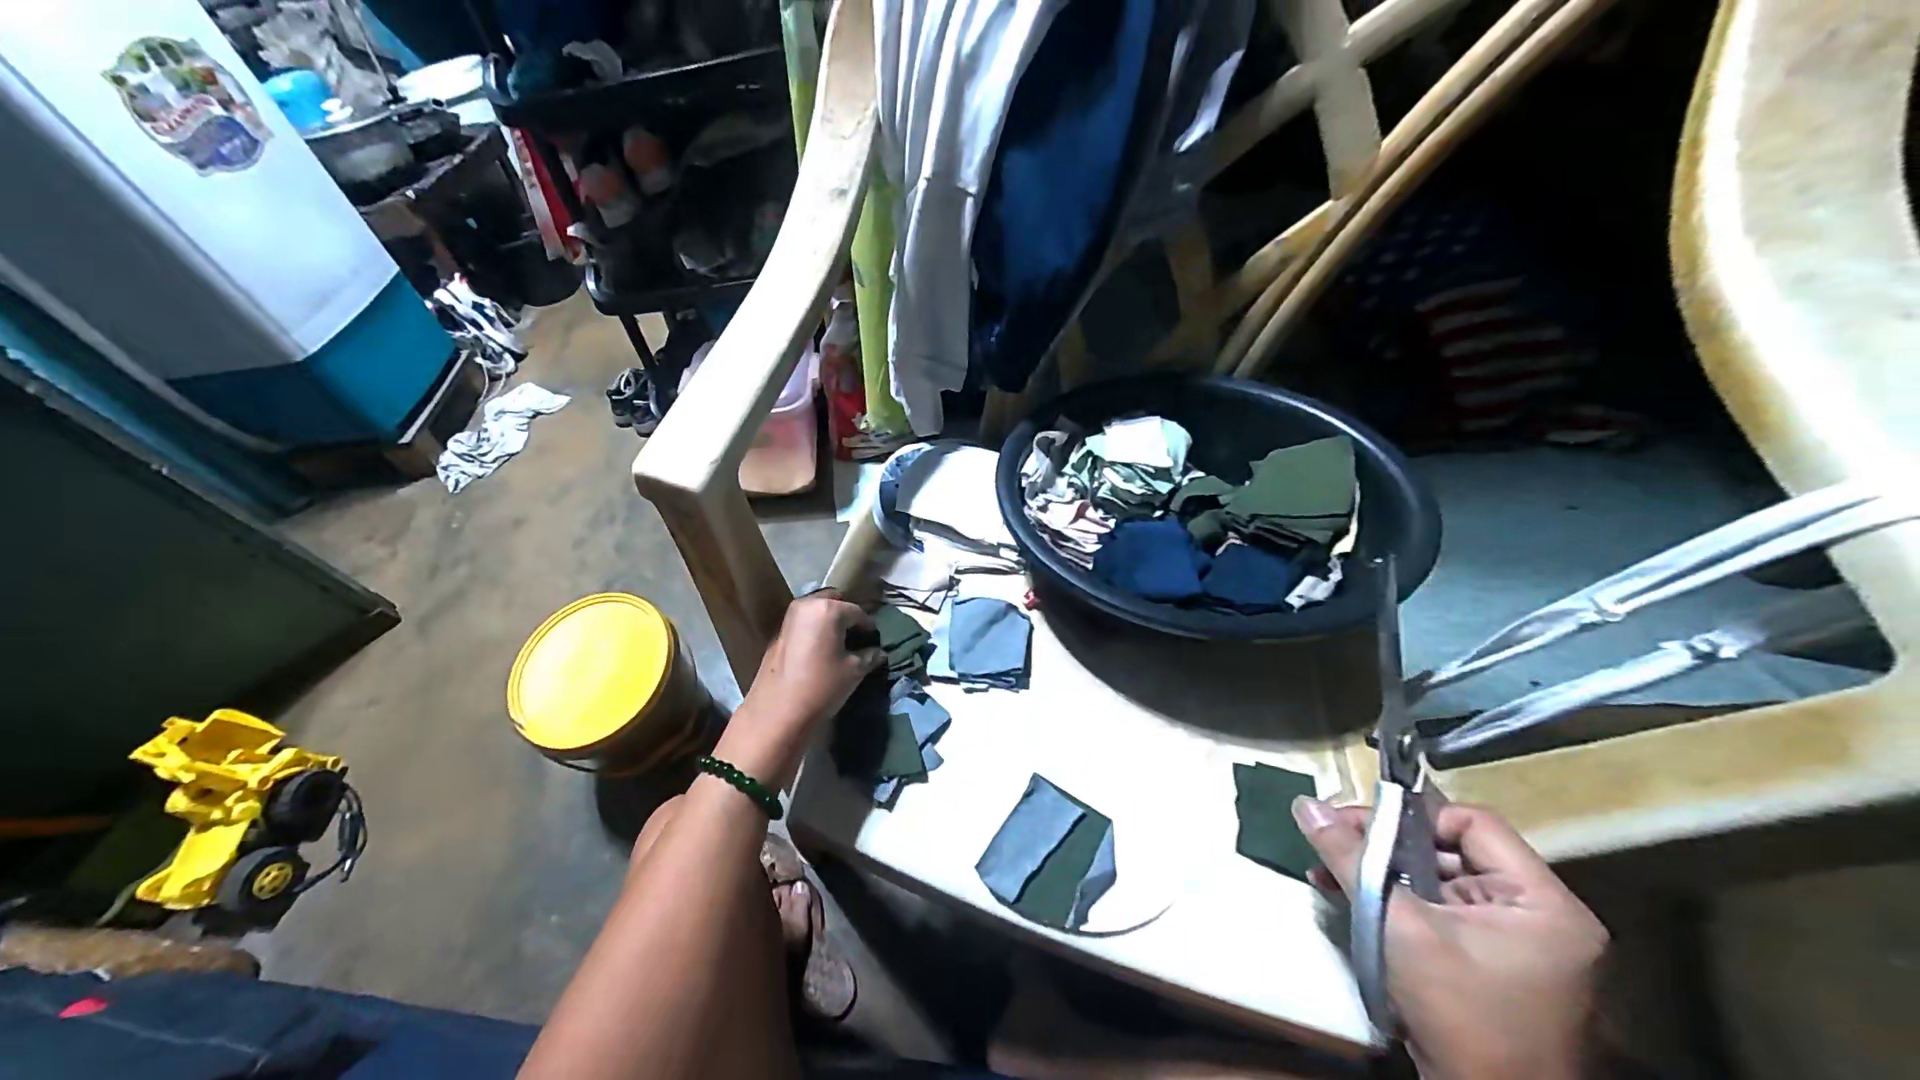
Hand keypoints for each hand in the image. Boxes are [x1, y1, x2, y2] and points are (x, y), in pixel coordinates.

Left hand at [719, 590, 882, 781]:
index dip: (869, 626)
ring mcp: (789, 618)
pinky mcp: (779, 632)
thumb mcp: (854, 671)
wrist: (778, 712)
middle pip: (833, 602)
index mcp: (828, 609)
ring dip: (829, 620)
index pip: (857, 612)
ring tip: (840, 641)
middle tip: (857, 635)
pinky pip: (804, 622)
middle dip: (847, 615)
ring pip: (816, 610)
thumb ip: (870, 655)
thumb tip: (878, 652)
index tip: (875, 639)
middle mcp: (806, 605)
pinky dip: (815, 629)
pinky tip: (822, 648)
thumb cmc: (822, 686)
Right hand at [1294, 797, 1608, 1079]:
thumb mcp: (1396, 925)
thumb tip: (1305, 804)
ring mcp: (1518, 942)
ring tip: (1330, 870)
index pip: (1473, 824)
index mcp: (1542, 901)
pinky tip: (1351, 898)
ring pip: (1438, 880)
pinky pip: (1439, 910)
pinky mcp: (1491, 962)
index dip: (1413, 818)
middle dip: (1385, 845)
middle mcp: (1540, 915)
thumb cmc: (1457, 1012)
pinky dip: (1396, 902)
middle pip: (1452, 850)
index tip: (1356, 824)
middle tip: (1334, 842)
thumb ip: (1350, 858)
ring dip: (1382, 873)